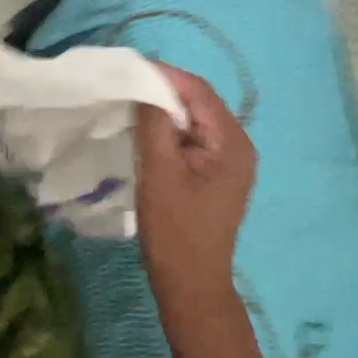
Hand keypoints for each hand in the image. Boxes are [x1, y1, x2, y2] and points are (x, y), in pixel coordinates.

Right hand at [136, 68, 291, 357]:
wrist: (190, 287)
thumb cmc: (176, 232)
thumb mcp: (159, 172)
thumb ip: (154, 123)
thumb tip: (144, 83)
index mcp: (232, 142)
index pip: (198, 90)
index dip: (163, 75)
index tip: (125, 70)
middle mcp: (237, 145)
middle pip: (197, 102)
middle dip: (160, 91)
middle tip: (121, 87)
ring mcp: (226, 162)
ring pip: (191, 121)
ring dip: (161, 112)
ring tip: (125, 106)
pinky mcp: (212, 176)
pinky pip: (189, 140)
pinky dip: (166, 132)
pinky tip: (140, 135)